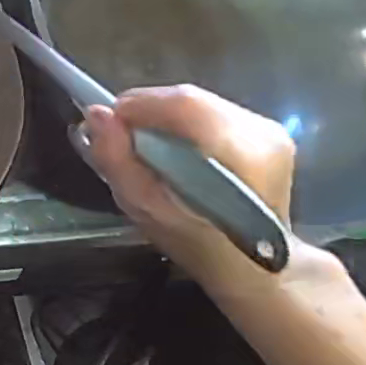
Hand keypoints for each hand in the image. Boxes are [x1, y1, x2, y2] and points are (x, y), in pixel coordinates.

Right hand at [84, 84, 300, 292]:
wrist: (252, 265)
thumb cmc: (194, 242)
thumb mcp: (143, 207)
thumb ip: (117, 159)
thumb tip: (96, 115)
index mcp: (237, 152)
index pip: (181, 104)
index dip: (136, 105)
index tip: (107, 125)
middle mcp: (260, 131)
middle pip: (188, 99)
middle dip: (146, 112)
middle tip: (121, 139)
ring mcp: (269, 129)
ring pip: (197, 103)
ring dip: (162, 118)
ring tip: (144, 147)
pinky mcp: (267, 131)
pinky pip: (209, 112)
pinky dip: (181, 124)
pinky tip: (171, 150)